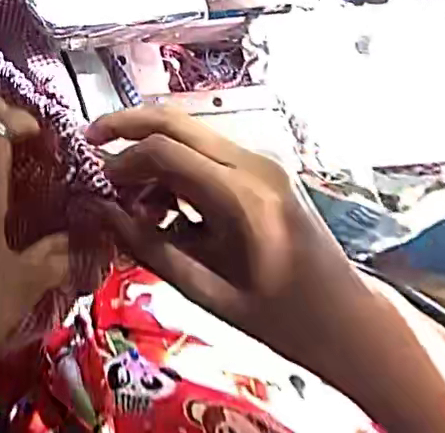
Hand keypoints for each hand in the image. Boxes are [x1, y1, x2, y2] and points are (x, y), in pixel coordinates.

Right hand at [91, 107, 444, 432]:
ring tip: (127, 192)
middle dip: (127, 125)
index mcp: (244, 197)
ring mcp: (260, 160)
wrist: (354, 324)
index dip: (123, 161)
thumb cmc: (285, 322)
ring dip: (150, 148)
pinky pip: (205, 150)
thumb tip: (101, 211)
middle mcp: (253, 163)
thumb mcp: (210, 294)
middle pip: (175, 120)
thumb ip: (149, 249)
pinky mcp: (261, 167)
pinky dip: (174, 164)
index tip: (97, 183)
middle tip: (90, 139)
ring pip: (187, 130)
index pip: (166, 151)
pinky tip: (162, 202)